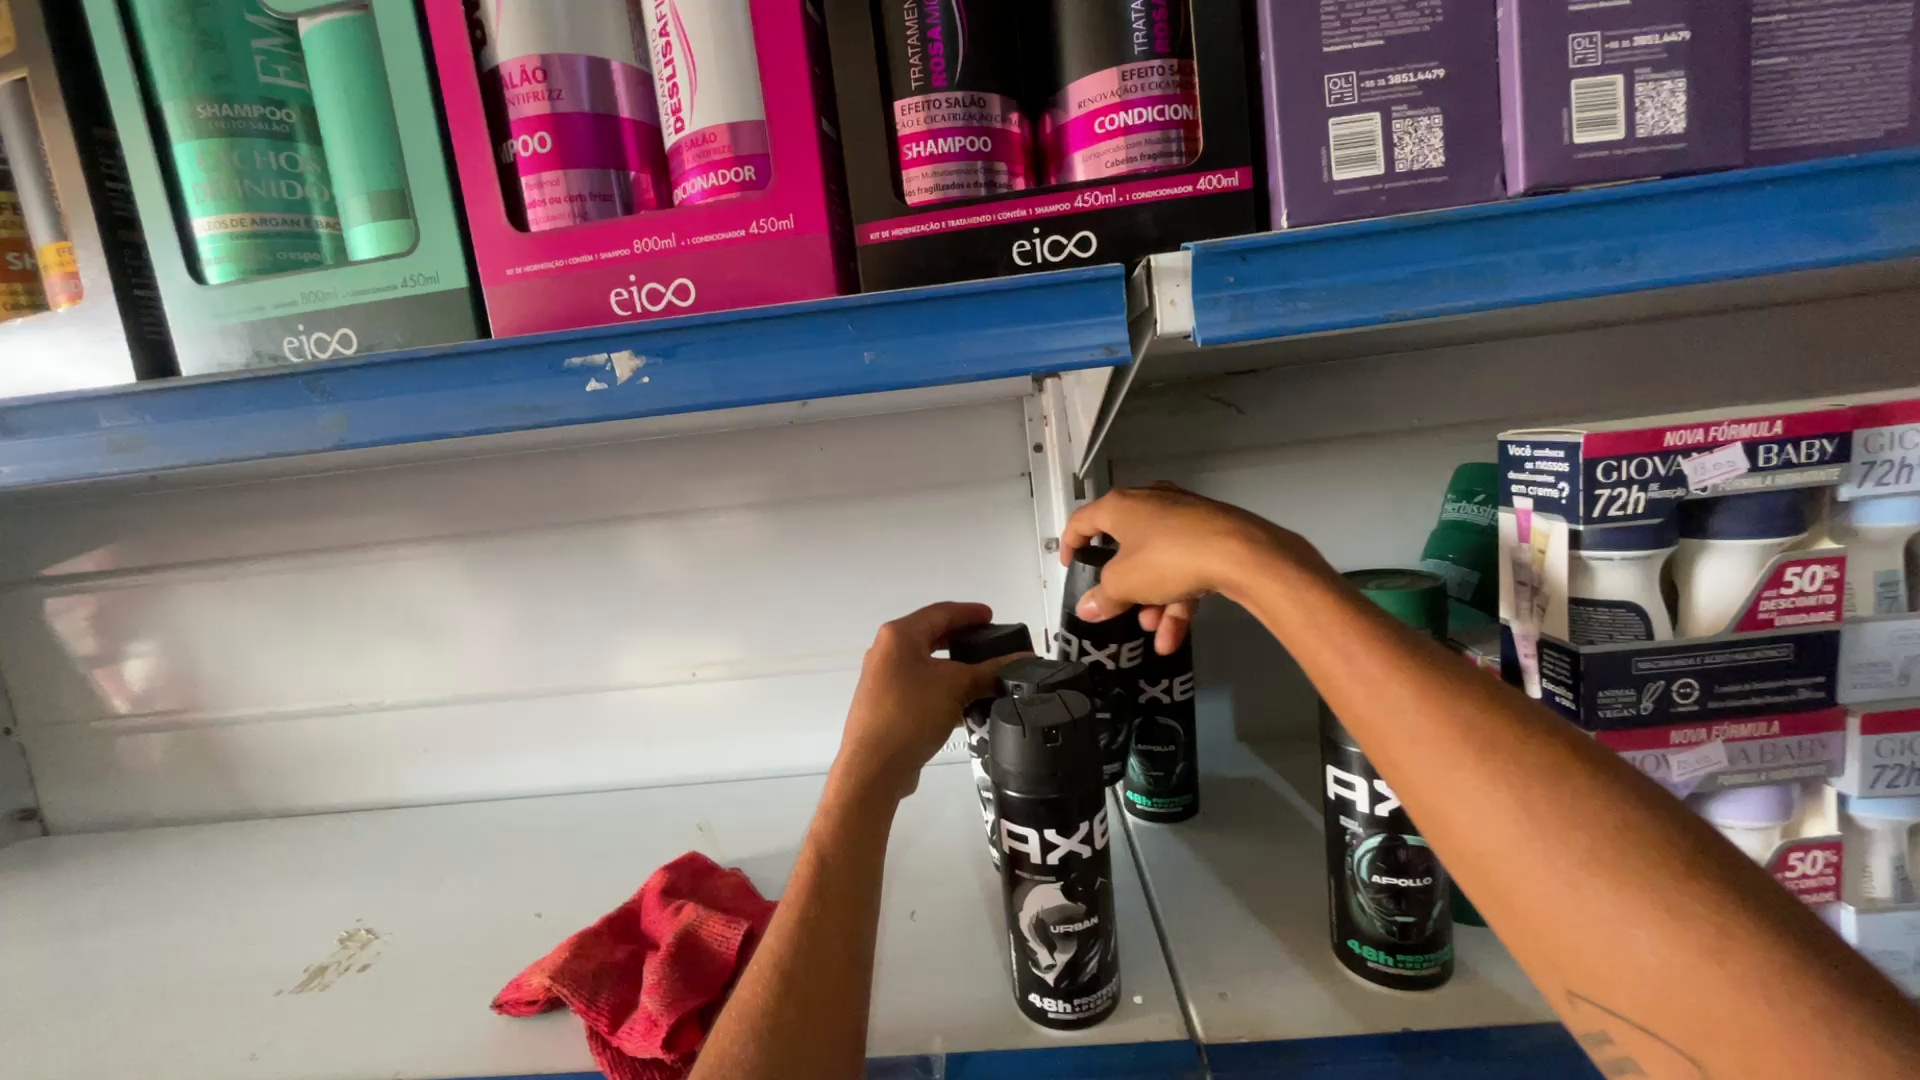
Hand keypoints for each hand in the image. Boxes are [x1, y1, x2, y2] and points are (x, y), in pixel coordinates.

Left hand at [832, 602, 1015, 802]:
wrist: (873, 768)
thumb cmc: (911, 714)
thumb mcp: (957, 687)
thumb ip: (992, 671)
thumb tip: (1026, 660)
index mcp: (899, 636)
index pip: (940, 612)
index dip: (969, 612)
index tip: (992, 616)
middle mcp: (887, 652)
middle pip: (931, 636)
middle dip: (962, 639)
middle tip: (990, 644)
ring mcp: (884, 680)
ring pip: (927, 664)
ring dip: (955, 668)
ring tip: (984, 674)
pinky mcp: (887, 705)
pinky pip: (921, 687)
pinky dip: (944, 689)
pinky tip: (967, 704)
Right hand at [1060, 484, 1326, 653]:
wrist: (1242, 554)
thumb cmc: (1168, 558)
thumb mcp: (1124, 583)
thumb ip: (1103, 596)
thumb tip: (1087, 608)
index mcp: (1121, 506)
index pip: (1083, 520)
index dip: (1070, 544)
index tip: (1069, 567)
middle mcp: (1151, 503)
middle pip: (1125, 547)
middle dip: (1123, 586)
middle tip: (1118, 609)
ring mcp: (1184, 518)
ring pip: (1158, 562)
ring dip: (1152, 600)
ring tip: (1154, 631)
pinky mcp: (1211, 534)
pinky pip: (1184, 567)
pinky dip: (1177, 599)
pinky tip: (1174, 636)